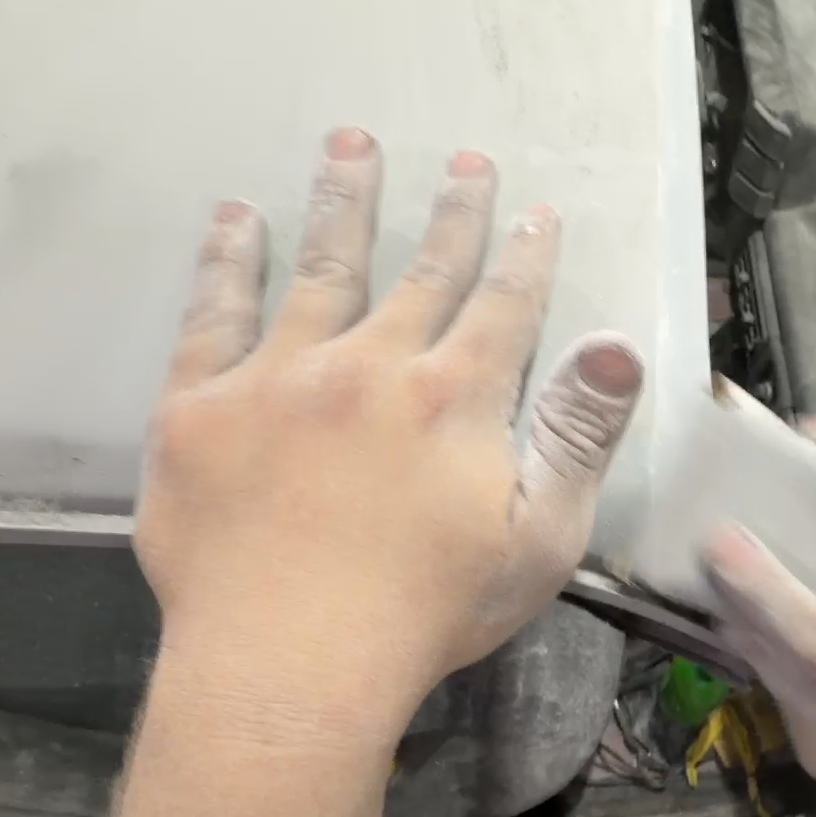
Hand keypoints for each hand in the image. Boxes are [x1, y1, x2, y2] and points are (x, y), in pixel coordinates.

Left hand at [134, 127, 642, 747]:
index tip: (537, 213)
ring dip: (345, 205)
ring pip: (321, 271)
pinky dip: (227, 264)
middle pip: (423, 272)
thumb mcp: (543, 536)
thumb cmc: (436, 609)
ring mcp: (280, 379)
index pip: (505, 305)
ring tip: (353, 147)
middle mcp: (372, 365)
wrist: (292, 669)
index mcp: (457, 398)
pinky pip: (213, 318)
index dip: (527, 257)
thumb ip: (580, 436)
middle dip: (453, 214)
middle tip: (466, 161)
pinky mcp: (202, 408)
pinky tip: (238, 222)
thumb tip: (613, 345)